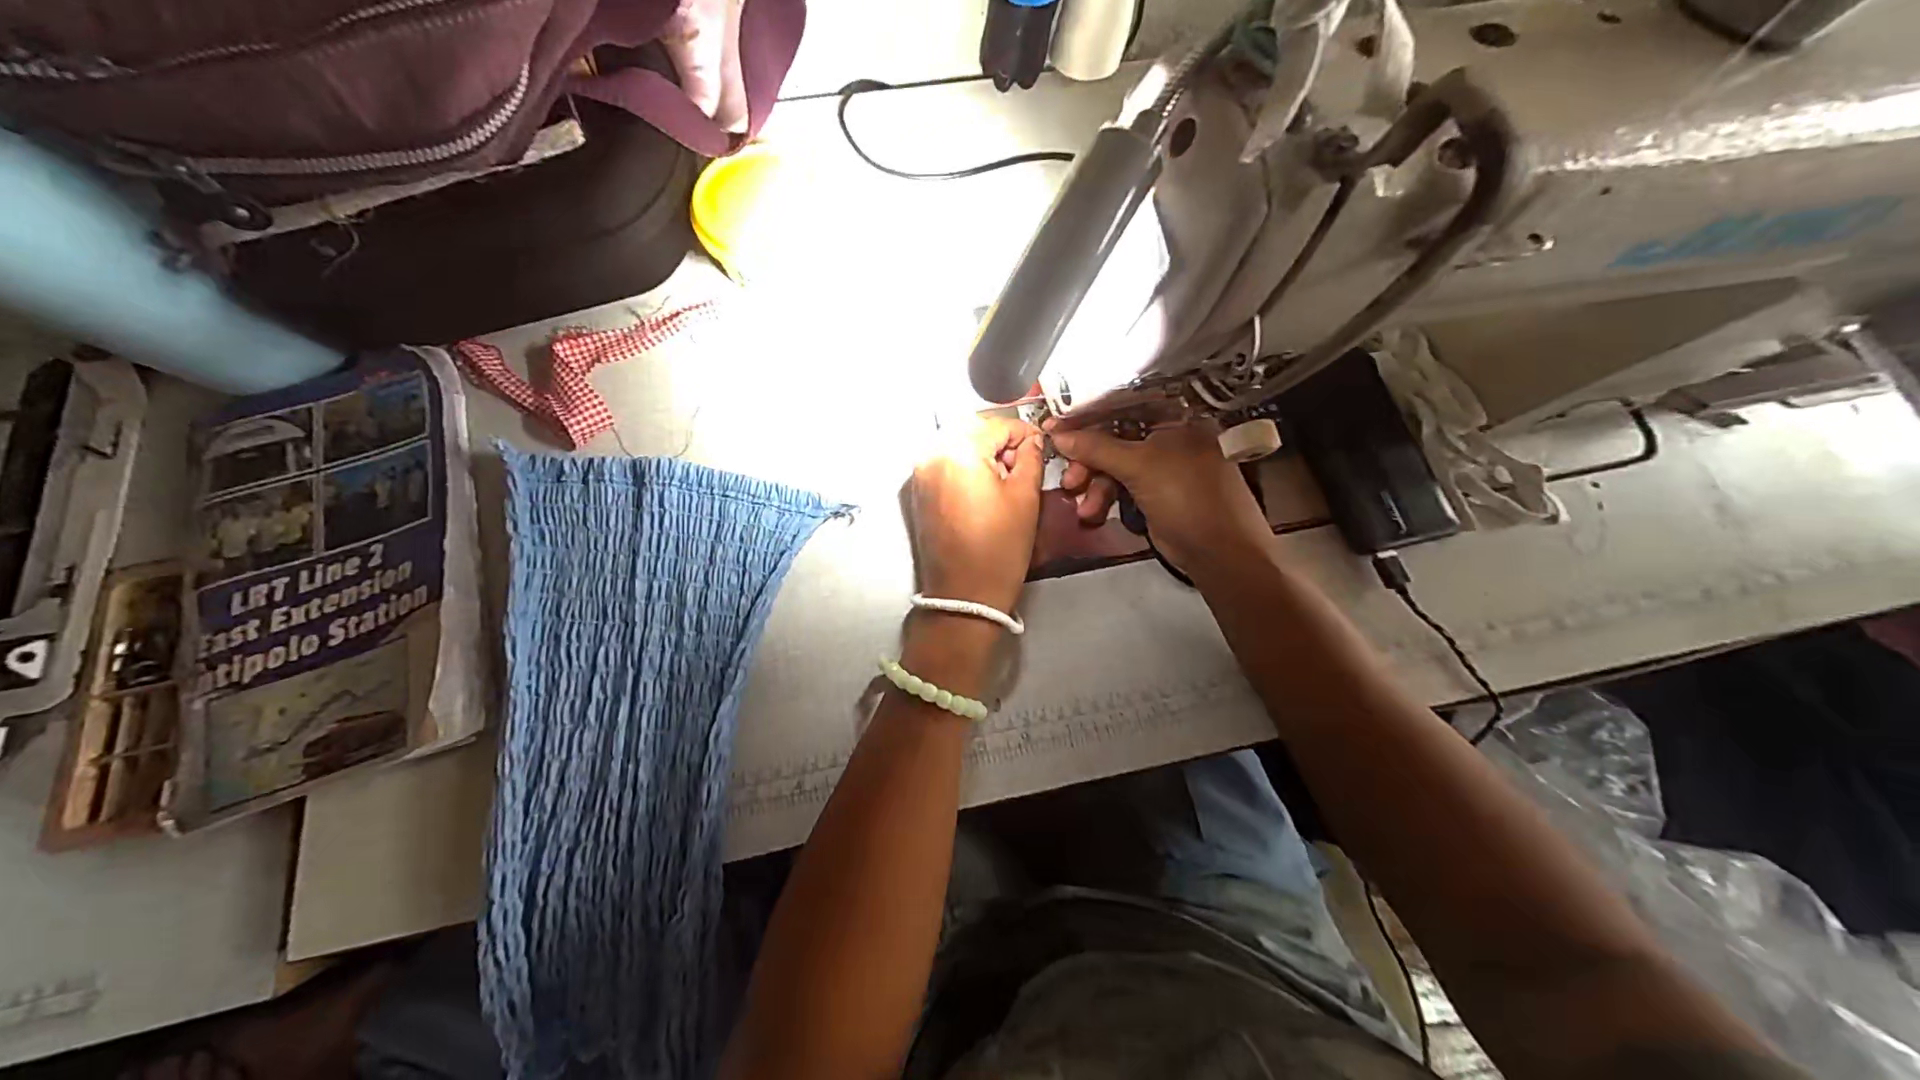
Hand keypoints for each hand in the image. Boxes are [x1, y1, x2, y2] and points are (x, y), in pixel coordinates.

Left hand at [908, 416, 1042, 614]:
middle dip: (1000, 441)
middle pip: (972, 430)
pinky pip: (944, 463)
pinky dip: (964, 466)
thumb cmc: (998, 549)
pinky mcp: (917, 492)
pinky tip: (983, 489)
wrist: (963, 595)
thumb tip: (1032, 441)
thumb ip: (1031, 458)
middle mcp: (931, 455)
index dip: (1024, 433)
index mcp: (958, 451)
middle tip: (1023, 463)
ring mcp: (919, 474)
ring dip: (982, 452)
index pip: (996, 424)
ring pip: (957, 444)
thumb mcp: (1025, 498)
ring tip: (1005, 479)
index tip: (1040, 446)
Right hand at [1048, 421, 1272, 576]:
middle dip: (1089, 460)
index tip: (1058, 428)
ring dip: (1094, 484)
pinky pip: (1121, 485)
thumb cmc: (1190, 497)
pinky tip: (1093, 511)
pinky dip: (1106, 497)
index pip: (1124, 406)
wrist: (1219, 551)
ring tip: (1085, 505)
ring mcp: (1163, 466)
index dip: (1089, 417)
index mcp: (1176, 418)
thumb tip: (1059, 435)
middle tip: (1070, 477)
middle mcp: (1170, 437)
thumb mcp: (1140, 466)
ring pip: (1115, 465)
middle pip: (1115, 438)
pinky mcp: (1155, 492)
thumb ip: (1097, 448)